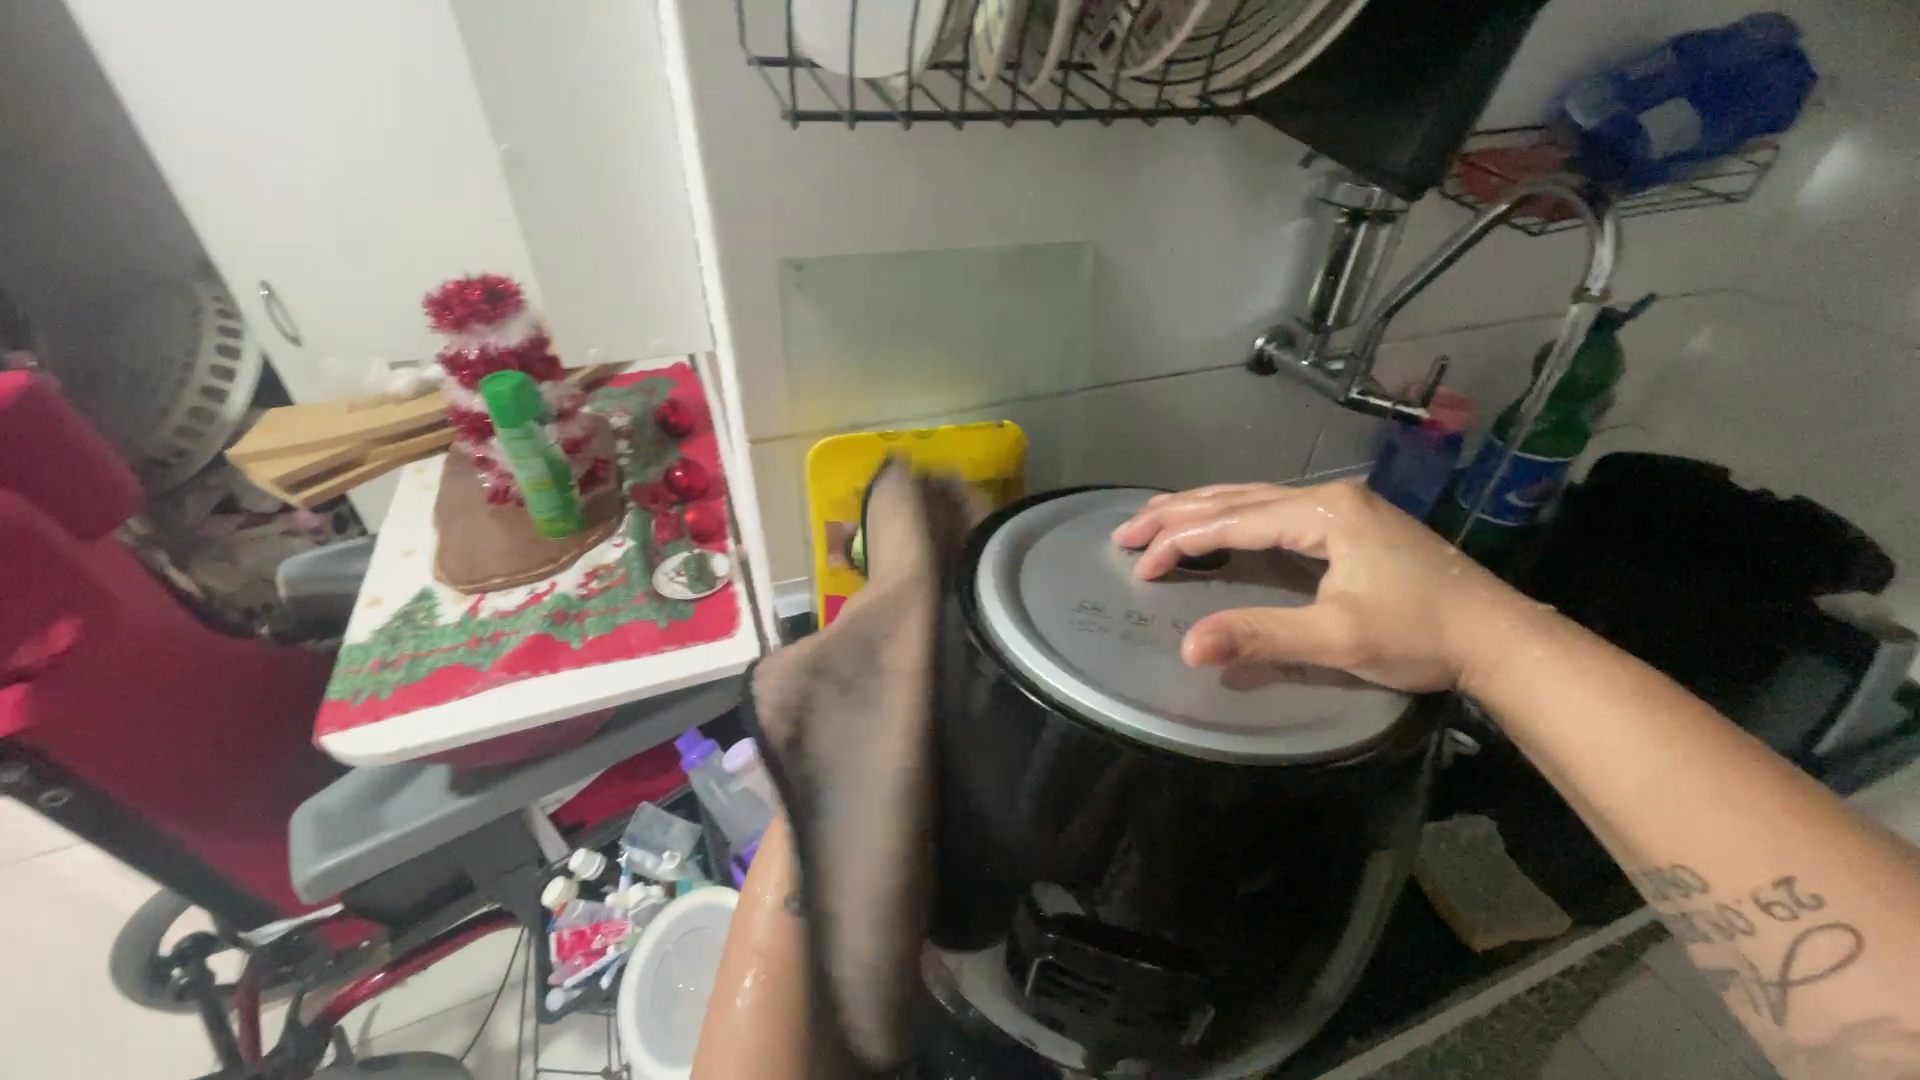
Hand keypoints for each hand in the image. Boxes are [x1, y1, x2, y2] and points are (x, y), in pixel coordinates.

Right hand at [1110, 480, 1533, 692]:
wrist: (1498, 636)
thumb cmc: (1420, 634)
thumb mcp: (1337, 639)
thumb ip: (1260, 636)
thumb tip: (1188, 648)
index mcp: (1322, 513)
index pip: (1231, 521)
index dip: (1179, 542)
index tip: (1139, 566)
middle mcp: (1327, 497)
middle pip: (1234, 497)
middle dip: (1175, 514)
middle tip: (1124, 531)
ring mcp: (1340, 506)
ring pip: (1252, 498)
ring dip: (1200, 509)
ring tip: (1154, 518)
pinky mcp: (1349, 522)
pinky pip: (1271, 510)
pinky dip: (1231, 516)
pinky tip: (1216, 524)